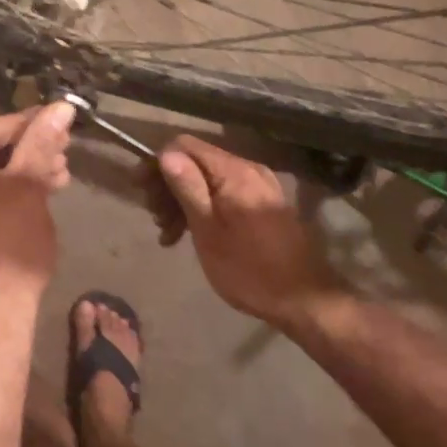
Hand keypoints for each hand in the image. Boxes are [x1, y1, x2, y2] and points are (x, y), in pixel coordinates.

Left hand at [0, 102, 75, 321]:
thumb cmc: (7, 241)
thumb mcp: (27, 184)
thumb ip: (41, 141)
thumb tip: (61, 106)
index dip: (25, 123)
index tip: (59, 119)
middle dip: (27, 150)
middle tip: (64, 149)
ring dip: (22, 173)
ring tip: (61, 173)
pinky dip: (6, 195)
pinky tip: (42, 193)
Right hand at [157, 135, 338, 324]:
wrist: (304, 300)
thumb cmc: (249, 269)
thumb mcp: (208, 231)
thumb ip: (188, 188)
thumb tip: (166, 154)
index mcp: (234, 172)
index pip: (185, 145)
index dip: (158, 163)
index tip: (141, 190)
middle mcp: (248, 169)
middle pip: (196, 161)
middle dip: (169, 186)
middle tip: (155, 219)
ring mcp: (259, 186)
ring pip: (208, 180)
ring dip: (183, 201)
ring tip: (168, 234)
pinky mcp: (264, 204)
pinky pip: (224, 194)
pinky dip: (203, 209)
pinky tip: (190, 234)